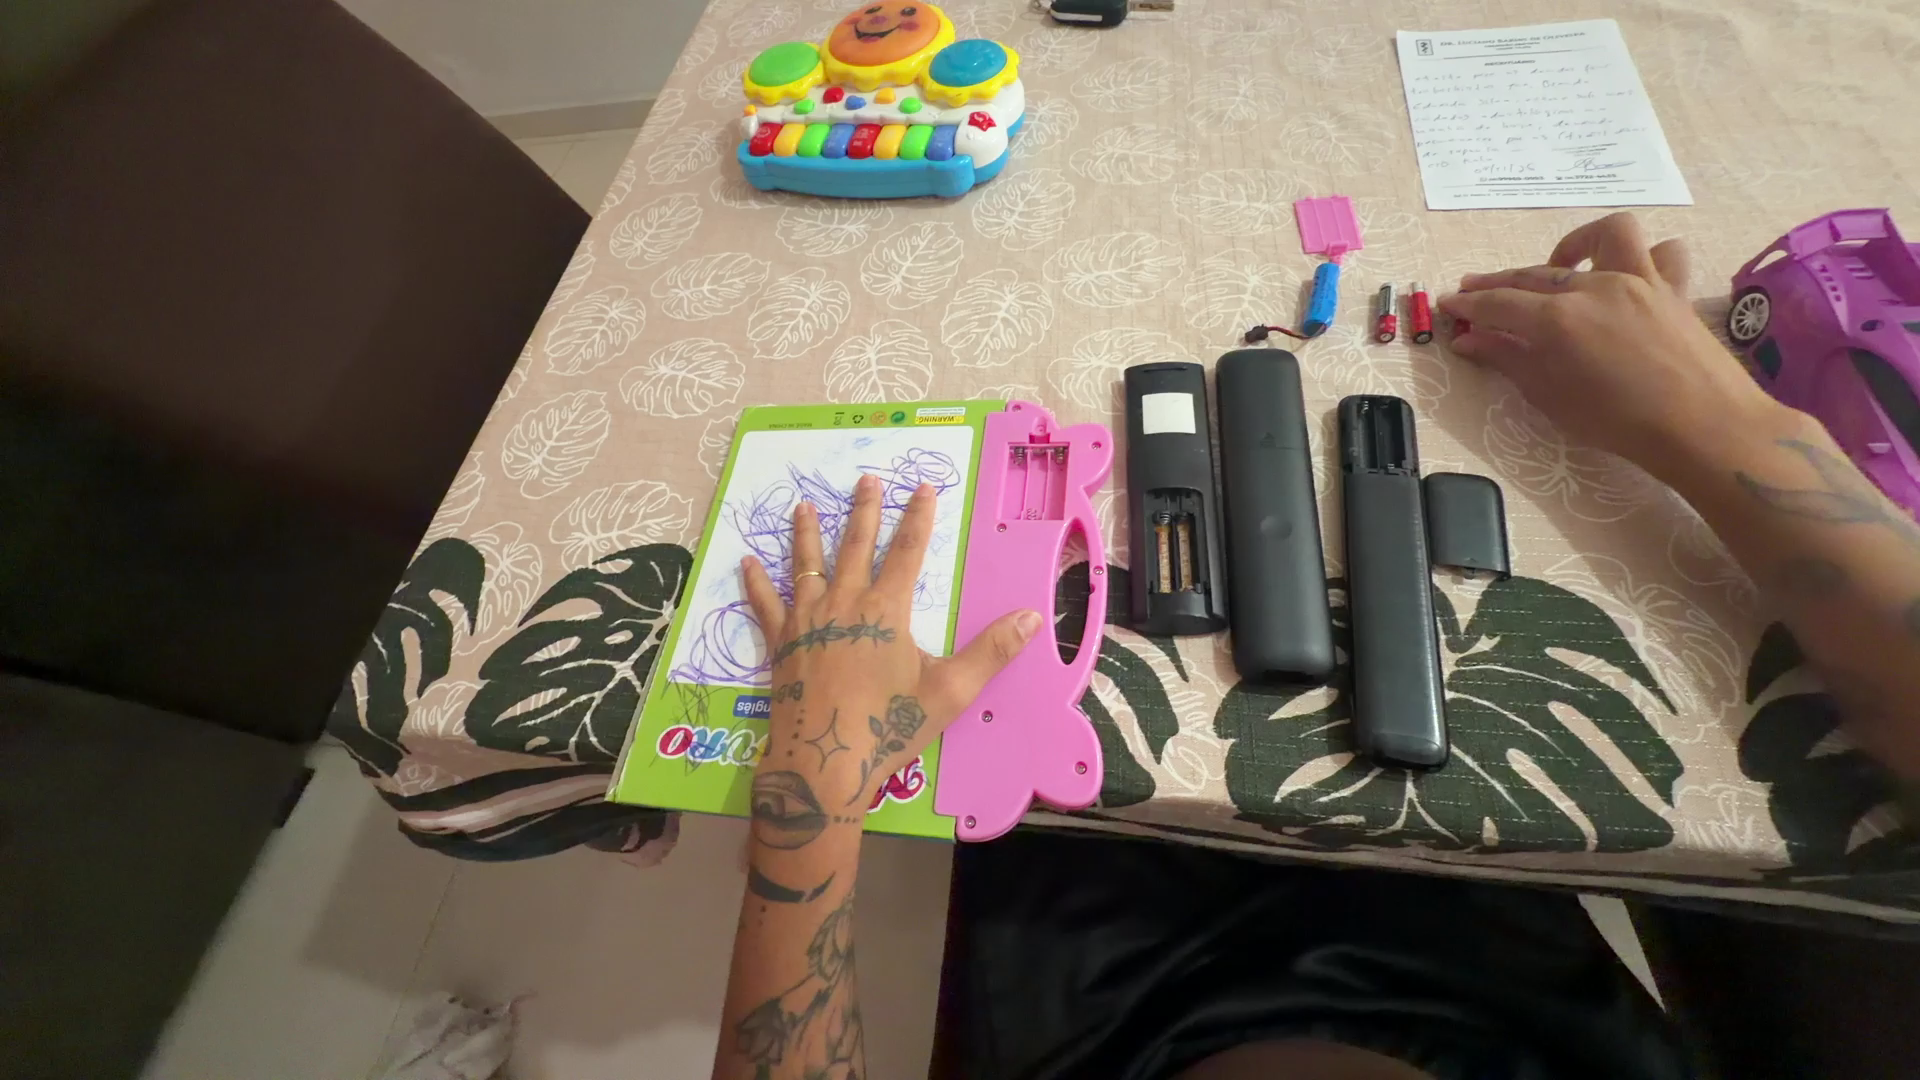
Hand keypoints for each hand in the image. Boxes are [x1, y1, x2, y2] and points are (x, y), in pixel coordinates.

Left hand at [741, 474, 1041, 818]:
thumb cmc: (888, 726)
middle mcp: (844, 602)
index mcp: (885, 609)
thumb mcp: (950, 691)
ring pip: (806, 565)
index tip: (922, 487)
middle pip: (855, 545)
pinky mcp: (780, 643)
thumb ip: (991, 652)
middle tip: (865, 478)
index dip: (918, 516)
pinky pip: (765, 604)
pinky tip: (746, 561)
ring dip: (807, 533)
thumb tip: (1032, 617)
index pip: (907, 550)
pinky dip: (756, 582)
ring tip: (804, 505)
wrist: (825, 763)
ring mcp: (807, 620)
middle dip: (863, 509)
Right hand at [1440, 212, 1791, 484]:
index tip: (1446, 303)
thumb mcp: (1545, 393)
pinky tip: (1622, 279)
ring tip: (1561, 265)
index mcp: (1557, 319)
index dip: (1466, 304)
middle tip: (1472, 291)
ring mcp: (1641, 282)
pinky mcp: (1673, 289)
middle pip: (1535, 274)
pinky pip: (1662, 253)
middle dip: (1497, 282)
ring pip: (1607, 236)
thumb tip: (1468, 339)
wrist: (1699, 425)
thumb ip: (1506, 357)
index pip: (1497, 304)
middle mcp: (1595, 289)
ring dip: (1578, 244)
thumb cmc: (1612, 419)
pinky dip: (1640, 258)